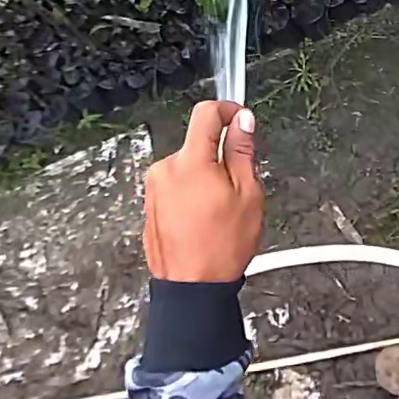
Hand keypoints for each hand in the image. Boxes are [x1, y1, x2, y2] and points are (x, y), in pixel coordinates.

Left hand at [142, 100, 262, 281]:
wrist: (192, 289)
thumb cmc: (220, 248)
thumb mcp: (247, 194)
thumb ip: (242, 151)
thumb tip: (242, 122)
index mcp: (191, 162)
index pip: (206, 113)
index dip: (228, 110)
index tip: (240, 118)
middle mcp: (166, 169)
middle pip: (198, 141)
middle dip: (220, 153)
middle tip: (238, 183)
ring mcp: (155, 186)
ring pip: (189, 163)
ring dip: (206, 173)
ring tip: (220, 207)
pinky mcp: (151, 201)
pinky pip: (177, 182)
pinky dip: (192, 189)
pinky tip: (203, 216)